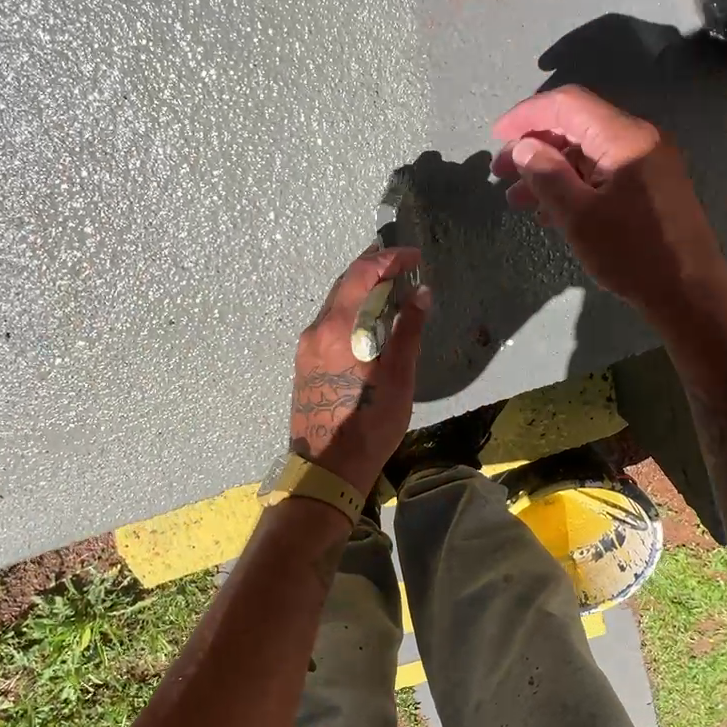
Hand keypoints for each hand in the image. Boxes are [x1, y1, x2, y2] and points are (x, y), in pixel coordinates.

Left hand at [288, 247, 432, 498]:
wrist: (327, 469)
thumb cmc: (368, 423)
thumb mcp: (398, 377)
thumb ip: (408, 331)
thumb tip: (421, 294)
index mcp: (336, 328)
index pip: (361, 275)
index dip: (389, 259)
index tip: (414, 257)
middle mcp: (315, 331)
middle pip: (343, 286)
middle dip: (373, 270)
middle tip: (402, 265)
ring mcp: (306, 349)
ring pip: (334, 306)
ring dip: (362, 292)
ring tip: (391, 290)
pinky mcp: (305, 366)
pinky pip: (329, 325)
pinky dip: (351, 313)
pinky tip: (368, 322)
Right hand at [492, 85, 725, 314]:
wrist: (688, 291)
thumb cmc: (631, 253)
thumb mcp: (579, 216)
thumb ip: (547, 176)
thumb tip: (524, 148)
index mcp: (624, 138)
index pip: (568, 105)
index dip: (527, 116)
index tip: (496, 136)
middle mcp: (638, 140)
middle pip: (577, 126)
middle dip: (534, 145)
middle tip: (500, 173)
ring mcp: (646, 163)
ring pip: (587, 153)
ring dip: (549, 169)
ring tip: (517, 199)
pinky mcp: (648, 186)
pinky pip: (602, 173)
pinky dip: (572, 184)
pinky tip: (549, 210)